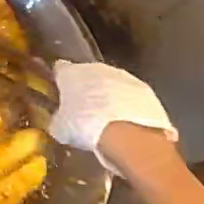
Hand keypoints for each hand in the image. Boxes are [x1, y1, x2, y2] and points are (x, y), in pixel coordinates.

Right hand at [49, 62, 177, 174]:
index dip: (60, 81)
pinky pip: (132, 96)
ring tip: (108, 120)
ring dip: (109, 97)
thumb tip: (59, 121)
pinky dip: (129, 106)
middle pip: (88, 75)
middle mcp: (96, 68)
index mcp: (71, 72)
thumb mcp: (61, 129)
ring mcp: (123, 76)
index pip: (60, 69)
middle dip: (86, 90)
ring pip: (112, 84)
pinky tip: (127, 124)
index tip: (60, 92)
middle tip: (84, 111)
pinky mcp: (146, 90)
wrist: (129, 135)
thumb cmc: (86, 128)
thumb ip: (58, 119)